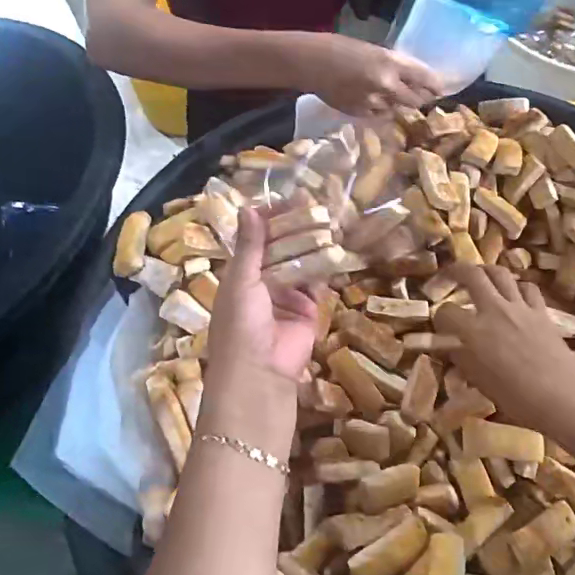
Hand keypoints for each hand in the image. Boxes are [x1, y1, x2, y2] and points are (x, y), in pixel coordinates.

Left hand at [203, 208, 319, 439]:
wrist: (260, 375)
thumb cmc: (240, 325)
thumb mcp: (241, 281)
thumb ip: (250, 247)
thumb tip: (248, 207)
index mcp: (240, 276)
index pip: (256, 240)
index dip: (270, 220)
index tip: (288, 199)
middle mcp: (263, 284)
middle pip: (281, 250)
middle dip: (295, 229)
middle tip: (314, 204)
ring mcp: (287, 298)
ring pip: (301, 265)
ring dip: (311, 246)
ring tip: (328, 220)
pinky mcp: (308, 312)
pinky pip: (317, 284)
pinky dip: (324, 268)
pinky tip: (334, 247)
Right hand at [311, 34, 442, 117]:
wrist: (311, 63)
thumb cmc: (340, 48)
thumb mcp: (374, 51)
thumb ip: (394, 66)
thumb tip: (412, 80)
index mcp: (391, 62)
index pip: (425, 78)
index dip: (435, 86)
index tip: (439, 90)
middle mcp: (387, 84)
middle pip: (416, 100)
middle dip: (419, 99)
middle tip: (420, 97)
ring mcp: (374, 102)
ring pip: (398, 110)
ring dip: (398, 105)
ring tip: (389, 96)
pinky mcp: (361, 113)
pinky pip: (380, 115)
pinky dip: (380, 110)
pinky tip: (369, 100)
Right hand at [433, 263, 574, 433]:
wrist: (562, 397)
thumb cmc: (516, 398)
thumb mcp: (479, 381)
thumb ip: (462, 359)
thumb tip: (452, 347)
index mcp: (473, 330)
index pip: (446, 312)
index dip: (439, 317)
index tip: (440, 325)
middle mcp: (494, 310)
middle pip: (472, 275)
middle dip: (456, 270)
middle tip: (450, 274)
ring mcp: (520, 308)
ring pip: (500, 273)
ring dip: (486, 271)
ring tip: (480, 276)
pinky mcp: (541, 312)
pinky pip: (527, 288)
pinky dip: (517, 286)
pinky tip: (514, 294)